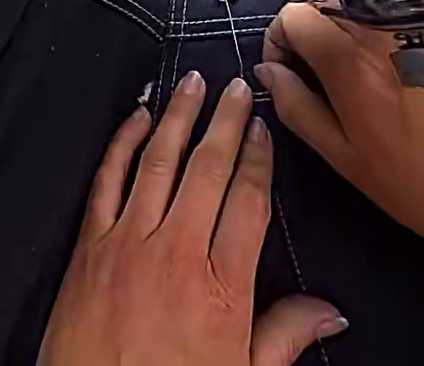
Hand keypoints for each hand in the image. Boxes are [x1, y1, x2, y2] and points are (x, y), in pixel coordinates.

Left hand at [39, 70, 346, 365]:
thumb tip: (332, 311)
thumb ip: (285, 338)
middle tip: (236, 87)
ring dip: (180, 115)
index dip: (257, 157)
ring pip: (161, 159)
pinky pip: (108, 179)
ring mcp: (129, 243)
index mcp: (221, 287)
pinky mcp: (91, 247)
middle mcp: (177, 252)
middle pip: (209, 168)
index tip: (261, 128)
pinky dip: (123, 142)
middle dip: (226, 121)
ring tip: (194, 83)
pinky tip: (138, 117)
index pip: (248, 199)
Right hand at [252, 3, 423, 270]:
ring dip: (338, 38)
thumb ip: (295, 105)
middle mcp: (378, 30)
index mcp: (348, 57)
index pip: (292, 14)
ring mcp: (411, 28)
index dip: (278, 41)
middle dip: (306, 39)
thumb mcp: (343, 156)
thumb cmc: (418, 184)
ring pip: (353, 13)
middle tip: (315, 86)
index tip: (286, 74)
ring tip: (352, 90)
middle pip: (321, 8)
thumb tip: (269, 72)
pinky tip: (389, 84)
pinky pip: (387, 23)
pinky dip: (372, 41)